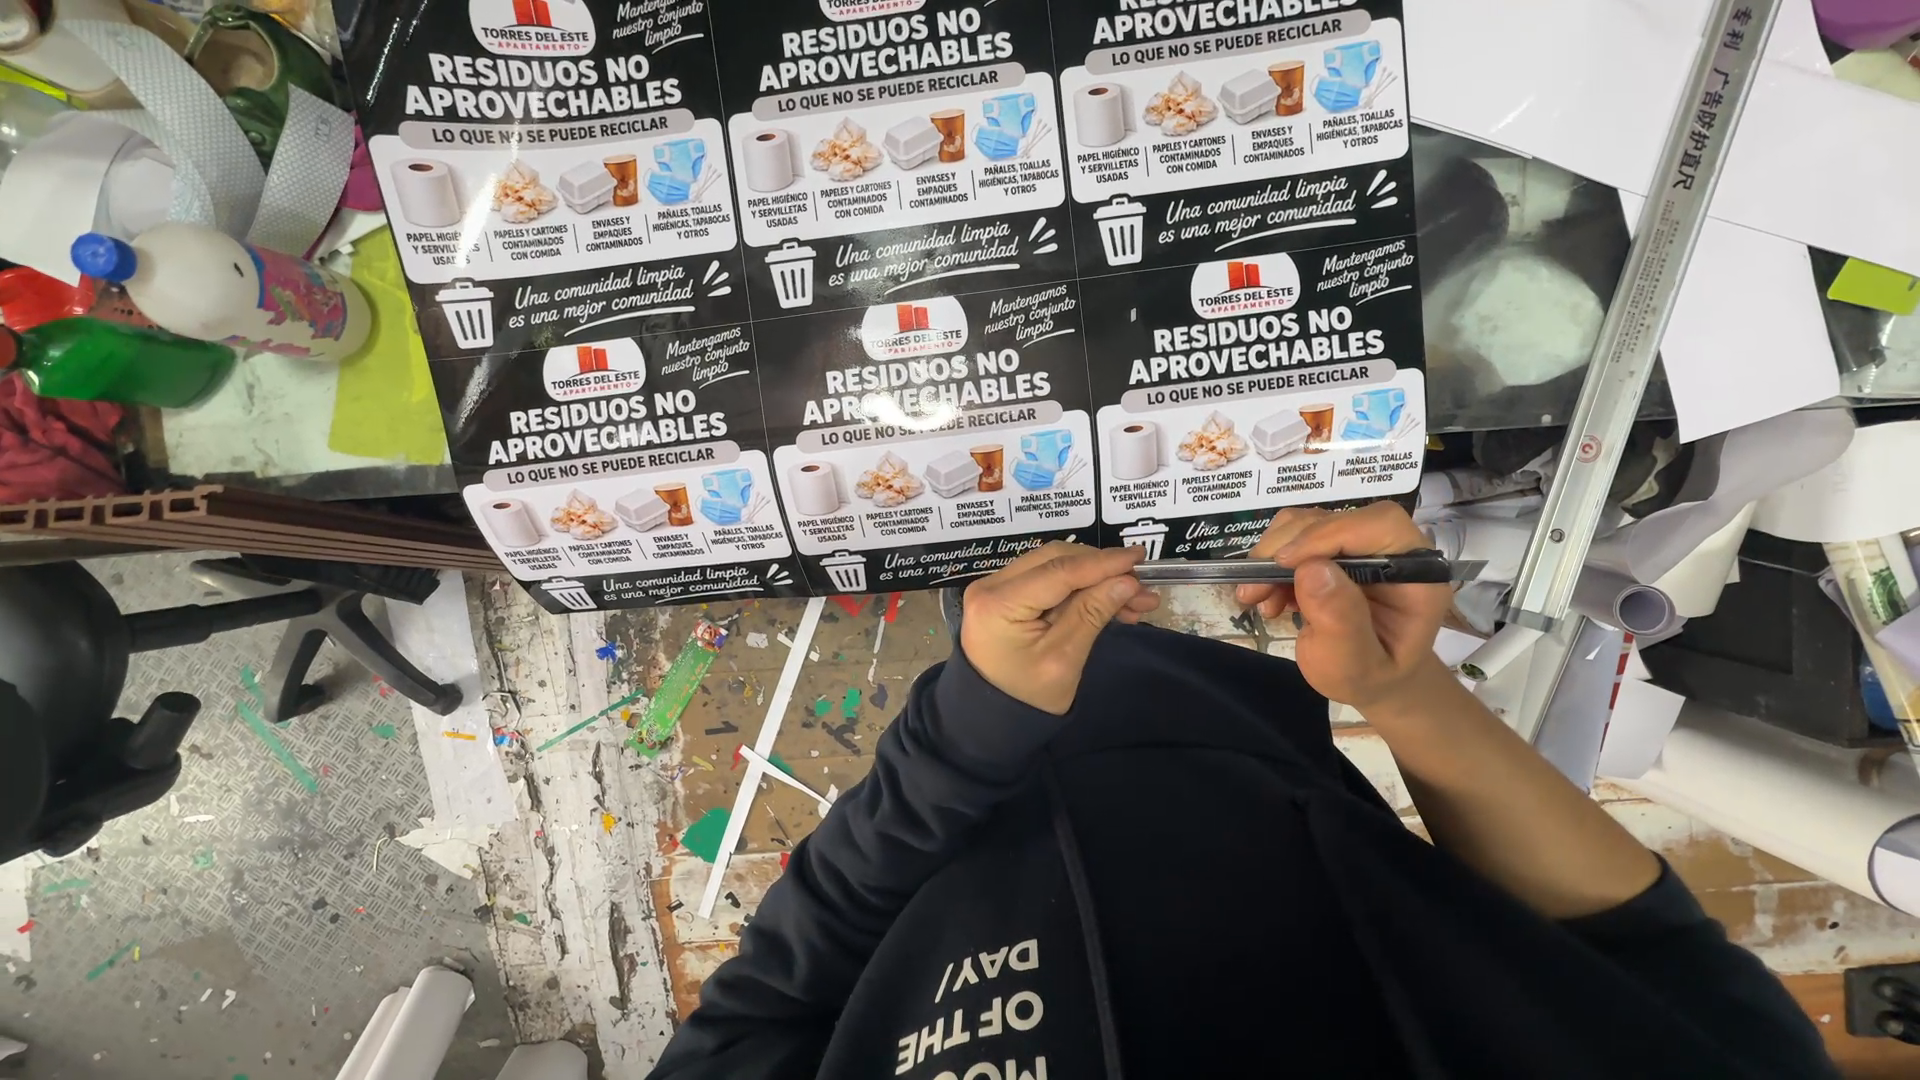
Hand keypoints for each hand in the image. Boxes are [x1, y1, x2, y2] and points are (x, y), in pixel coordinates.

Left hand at [961, 543, 1159, 713]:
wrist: (993, 716)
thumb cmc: (1028, 697)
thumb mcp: (1064, 659)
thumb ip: (1092, 614)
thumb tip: (1127, 581)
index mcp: (997, 604)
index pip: (1058, 571)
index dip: (1102, 563)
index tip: (1139, 557)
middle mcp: (990, 585)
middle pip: (1055, 560)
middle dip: (1102, 571)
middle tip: (1142, 588)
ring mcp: (995, 587)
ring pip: (1055, 566)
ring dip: (1095, 579)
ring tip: (1135, 600)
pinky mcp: (1005, 594)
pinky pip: (1048, 580)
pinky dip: (1080, 588)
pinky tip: (1111, 603)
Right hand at [1235, 503, 1450, 710]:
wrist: (1368, 680)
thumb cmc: (1368, 676)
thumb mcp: (1355, 663)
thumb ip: (1340, 620)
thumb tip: (1311, 568)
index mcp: (1415, 573)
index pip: (1378, 525)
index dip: (1328, 534)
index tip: (1285, 564)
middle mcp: (1389, 549)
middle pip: (1333, 519)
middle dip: (1285, 550)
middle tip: (1253, 590)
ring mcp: (1355, 546)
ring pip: (1304, 524)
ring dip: (1269, 557)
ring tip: (1256, 597)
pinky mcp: (1328, 549)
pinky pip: (1290, 538)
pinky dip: (1267, 563)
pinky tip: (1267, 596)